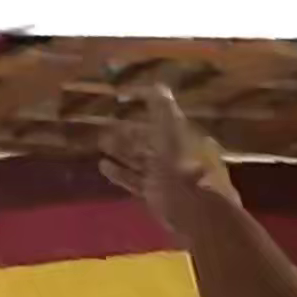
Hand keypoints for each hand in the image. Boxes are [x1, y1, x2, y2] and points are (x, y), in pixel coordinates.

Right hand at [100, 85, 241, 242]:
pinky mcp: (157, 197)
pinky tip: (103, 165)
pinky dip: (118, 173)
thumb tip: (157, 85)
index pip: (164, 127)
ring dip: (121, 153)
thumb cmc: (184, 165)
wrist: (195, 212)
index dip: (144, 118)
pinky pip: (134, 181)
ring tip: (101, 145)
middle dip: (129, 137)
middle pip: (151, 145)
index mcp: (189, 144)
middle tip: (106, 129)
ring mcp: (169, 181)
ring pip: (140, 162)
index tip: (122, 109)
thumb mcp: (172, 129)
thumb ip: (162, 108)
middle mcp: (180, 162)